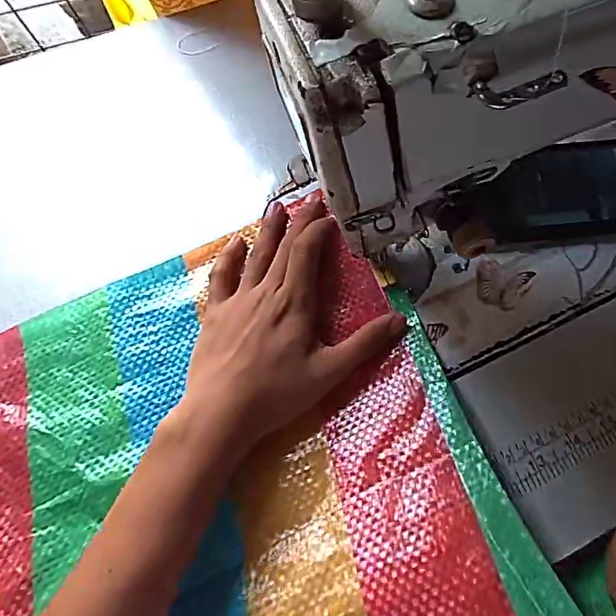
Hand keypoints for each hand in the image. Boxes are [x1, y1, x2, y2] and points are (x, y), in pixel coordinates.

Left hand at [168, 199, 406, 466]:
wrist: (218, 415)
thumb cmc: (276, 394)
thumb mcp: (329, 373)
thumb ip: (365, 345)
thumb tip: (401, 321)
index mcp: (294, 302)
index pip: (306, 253)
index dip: (318, 230)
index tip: (330, 216)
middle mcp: (266, 293)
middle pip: (284, 248)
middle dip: (299, 222)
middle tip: (310, 201)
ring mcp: (237, 301)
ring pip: (255, 257)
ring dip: (268, 231)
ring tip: (276, 208)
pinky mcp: (215, 315)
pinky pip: (222, 278)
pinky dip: (229, 258)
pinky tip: (236, 243)